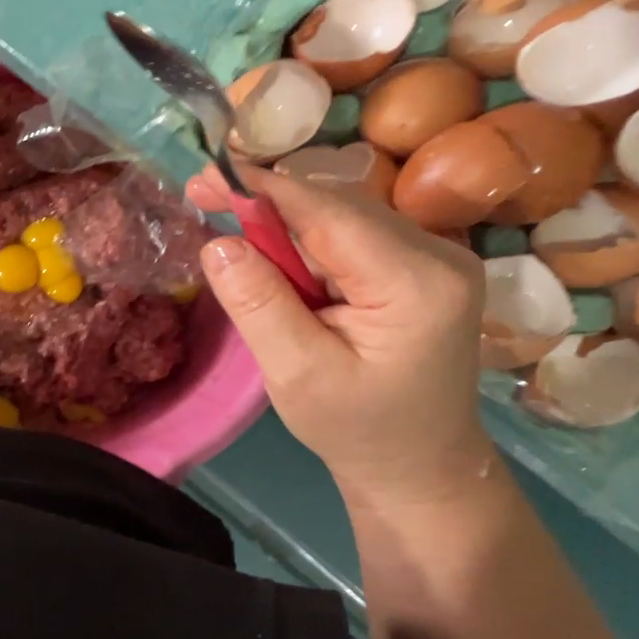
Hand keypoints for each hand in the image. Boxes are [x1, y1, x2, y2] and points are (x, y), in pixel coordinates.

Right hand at [188, 165, 491, 499]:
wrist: (419, 463)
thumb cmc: (355, 426)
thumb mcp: (296, 371)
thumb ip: (258, 304)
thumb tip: (217, 243)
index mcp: (415, 282)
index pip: (329, 215)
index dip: (264, 190)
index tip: (205, 175)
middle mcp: (437, 256)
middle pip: (337, 208)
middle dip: (267, 201)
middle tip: (200, 196)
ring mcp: (434, 259)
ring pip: (342, 217)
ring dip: (281, 219)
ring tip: (226, 224)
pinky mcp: (419, 269)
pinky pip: (351, 236)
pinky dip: (302, 237)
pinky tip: (270, 252)